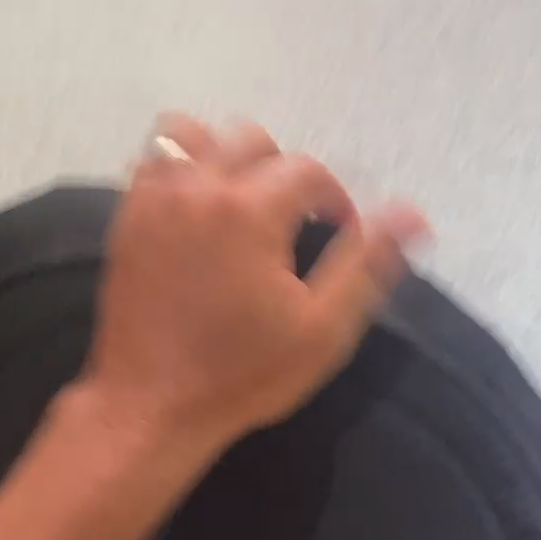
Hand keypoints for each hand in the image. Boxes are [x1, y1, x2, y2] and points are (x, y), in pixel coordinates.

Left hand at [79, 115, 429, 460]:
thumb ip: (367, 264)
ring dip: (229, 159)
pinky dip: (186, 172)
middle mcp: (198, 186)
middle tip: (298, 229)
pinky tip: (204, 219)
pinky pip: (155, 162)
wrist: (153, 404)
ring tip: (246, 210)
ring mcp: (152, 197)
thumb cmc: (246, 373)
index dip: (337, 202)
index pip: (309, 171)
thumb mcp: (324, 330)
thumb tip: (414, 215)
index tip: (343, 241)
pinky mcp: (126, 217)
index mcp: (251, 210)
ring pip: (193, 135)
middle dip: (287, 175)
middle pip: (253, 140)